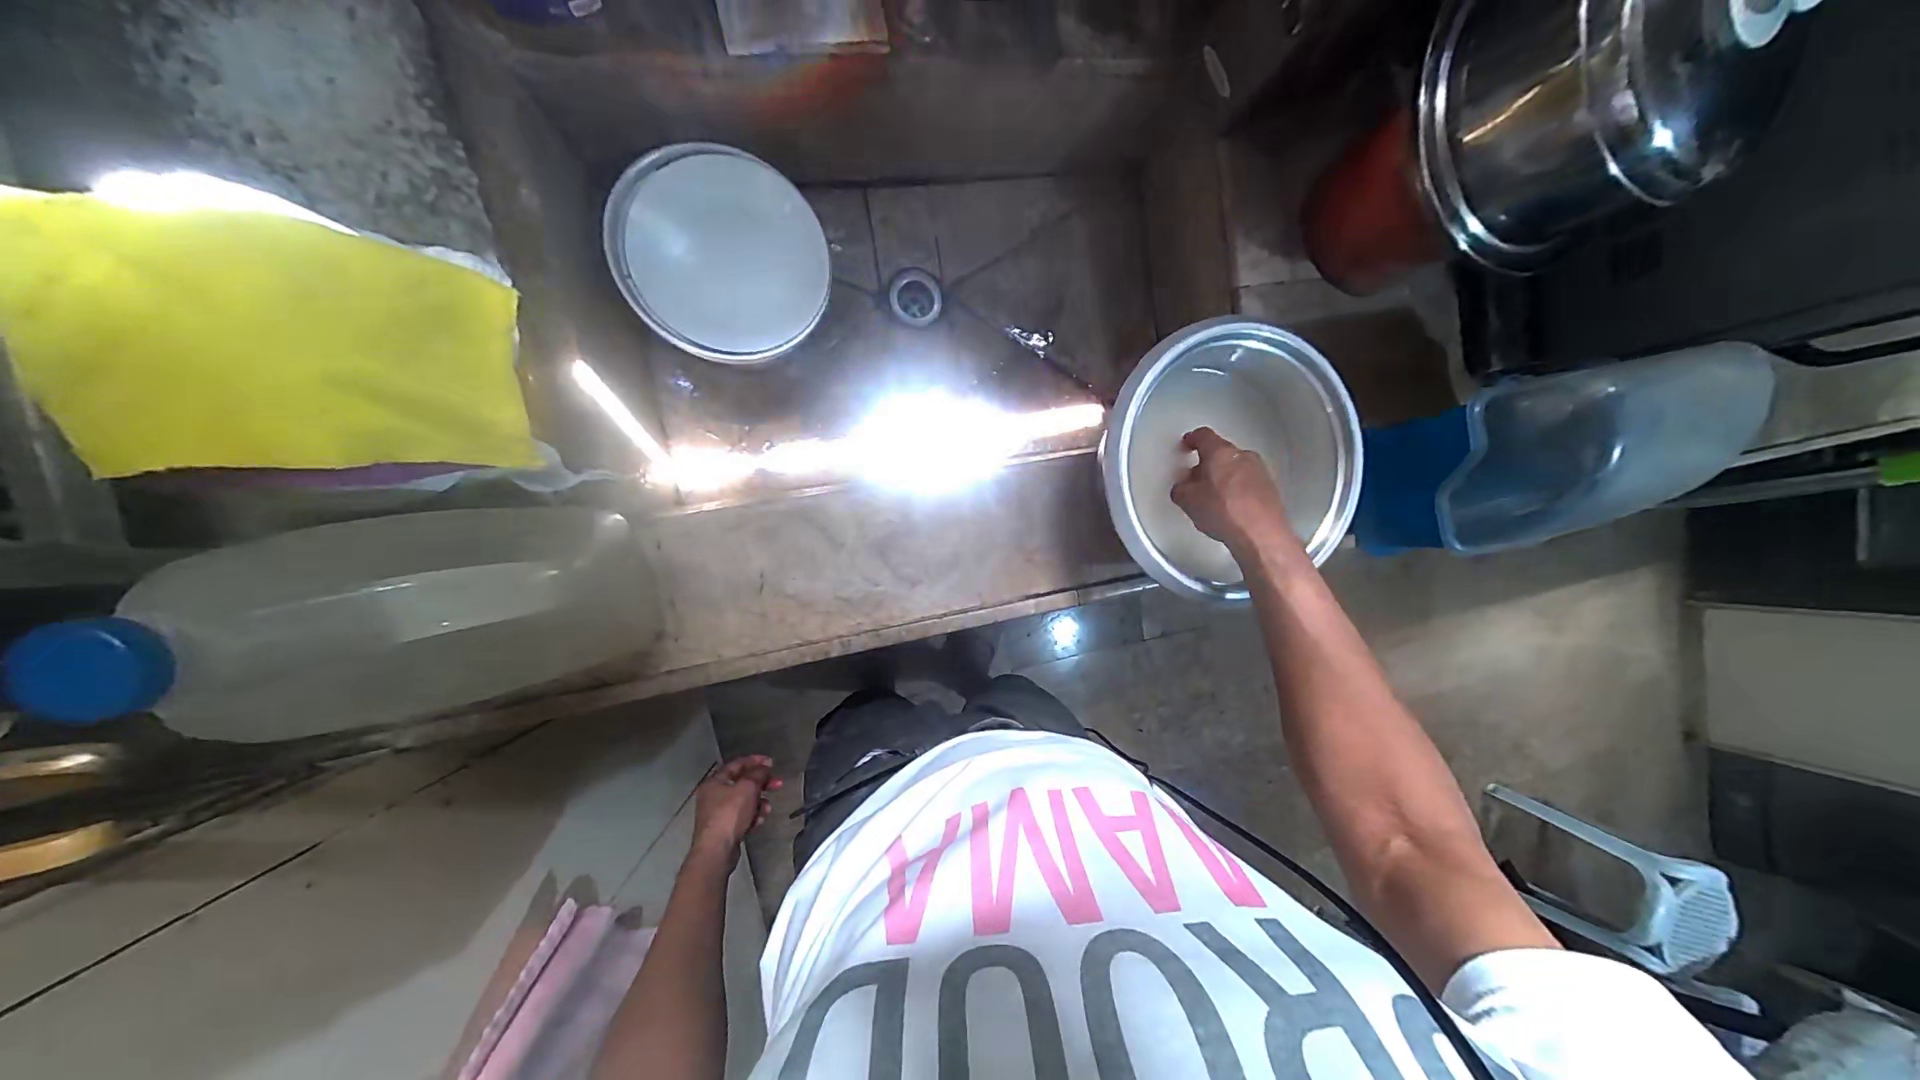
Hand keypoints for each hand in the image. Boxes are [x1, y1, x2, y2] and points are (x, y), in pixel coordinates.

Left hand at [691, 755, 780, 864]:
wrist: (717, 850)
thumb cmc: (730, 813)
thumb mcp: (747, 788)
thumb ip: (758, 774)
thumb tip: (764, 767)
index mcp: (715, 781)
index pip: (736, 764)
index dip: (755, 761)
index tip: (771, 762)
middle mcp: (714, 795)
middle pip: (742, 783)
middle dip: (762, 784)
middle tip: (778, 784)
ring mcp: (718, 813)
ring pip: (744, 801)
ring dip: (759, 802)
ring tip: (767, 809)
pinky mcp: (724, 828)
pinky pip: (742, 816)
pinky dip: (752, 816)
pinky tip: (759, 821)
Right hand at [1171, 427, 1295, 555]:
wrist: (1259, 533)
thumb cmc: (1228, 512)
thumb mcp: (1187, 501)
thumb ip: (1180, 488)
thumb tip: (1182, 489)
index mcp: (1220, 452)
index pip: (1203, 436)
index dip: (1192, 439)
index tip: (1188, 443)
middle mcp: (1242, 457)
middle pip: (1220, 453)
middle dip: (1206, 464)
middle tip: (1194, 479)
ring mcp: (1258, 471)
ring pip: (1235, 467)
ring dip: (1222, 478)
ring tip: (1211, 499)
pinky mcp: (1268, 487)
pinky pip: (1247, 482)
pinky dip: (1236, 490)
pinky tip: (1228, 508)